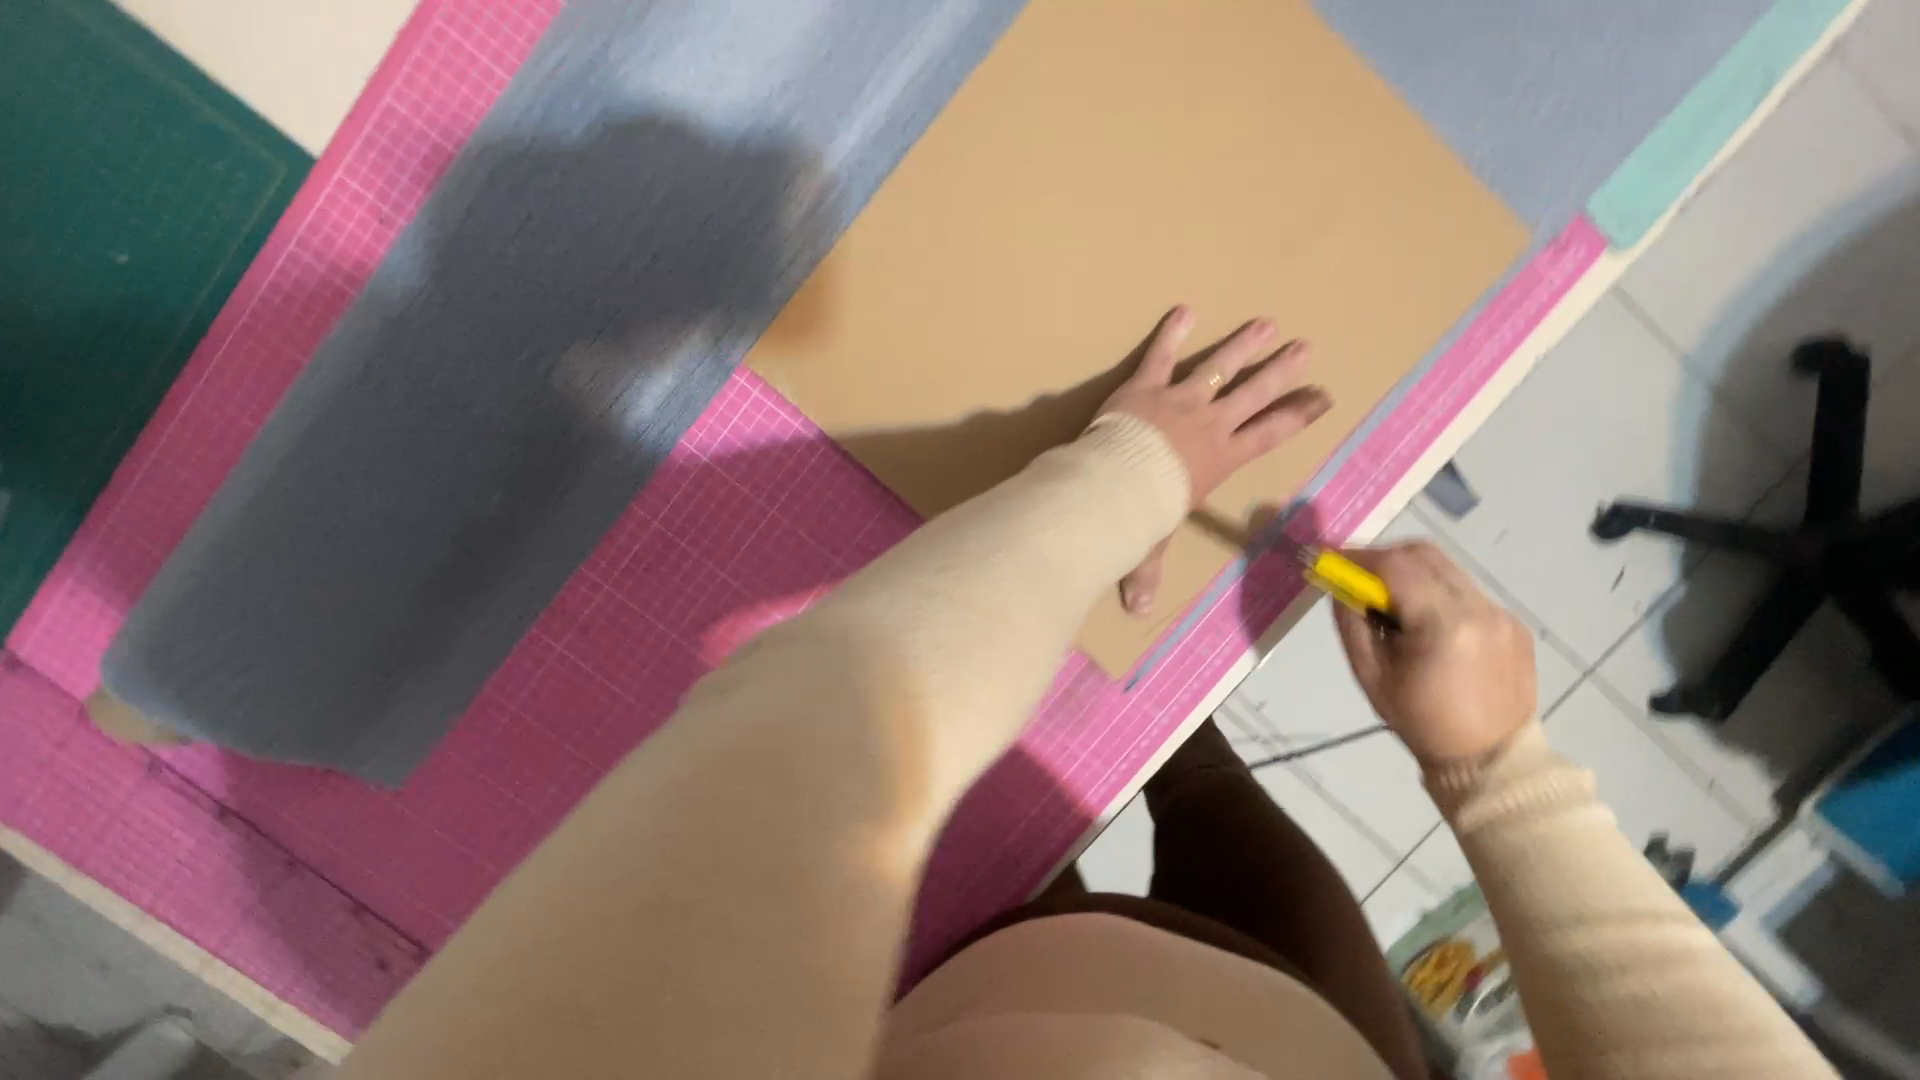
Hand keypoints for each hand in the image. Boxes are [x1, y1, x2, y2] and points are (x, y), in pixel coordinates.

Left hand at [1101, 306, 1332, 613]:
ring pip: (1218, 368)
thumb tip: (1136, 612)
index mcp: (1219, 459)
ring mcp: (1180, 401)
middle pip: (1254, 393)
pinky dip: (1171, 333)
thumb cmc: (1139, 516)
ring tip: (1264, 324)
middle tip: (1304, 348)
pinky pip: (1161, 355)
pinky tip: (1184, 309)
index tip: (1323, 398)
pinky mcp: (1147, 385)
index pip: (1269, 435)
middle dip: (1281, 370)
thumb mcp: (1148, 545)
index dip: (1297, 415)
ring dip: (1242, 345)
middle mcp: (1209, 425)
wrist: (1113, 486)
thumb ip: (1144, 573)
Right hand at [1330, 542, 1535, 765]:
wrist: (1489, 759)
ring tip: (1388, 602)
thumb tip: (1340, 584)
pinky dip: (1435, 593)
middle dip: (1382, 557)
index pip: (1394, 566)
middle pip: (1423, 554)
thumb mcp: (1369, 673)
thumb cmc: (1420, 720)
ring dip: (1409, 573)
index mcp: (1444, 624)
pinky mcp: (1513, 622)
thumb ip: (1351, 621)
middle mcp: (1479, 608)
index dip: (1355, 557)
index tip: (1328, 560)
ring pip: (1446, 569)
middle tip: (1355, 575)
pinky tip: (1423, 624)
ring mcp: (1501, 613)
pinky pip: (1465, 591)